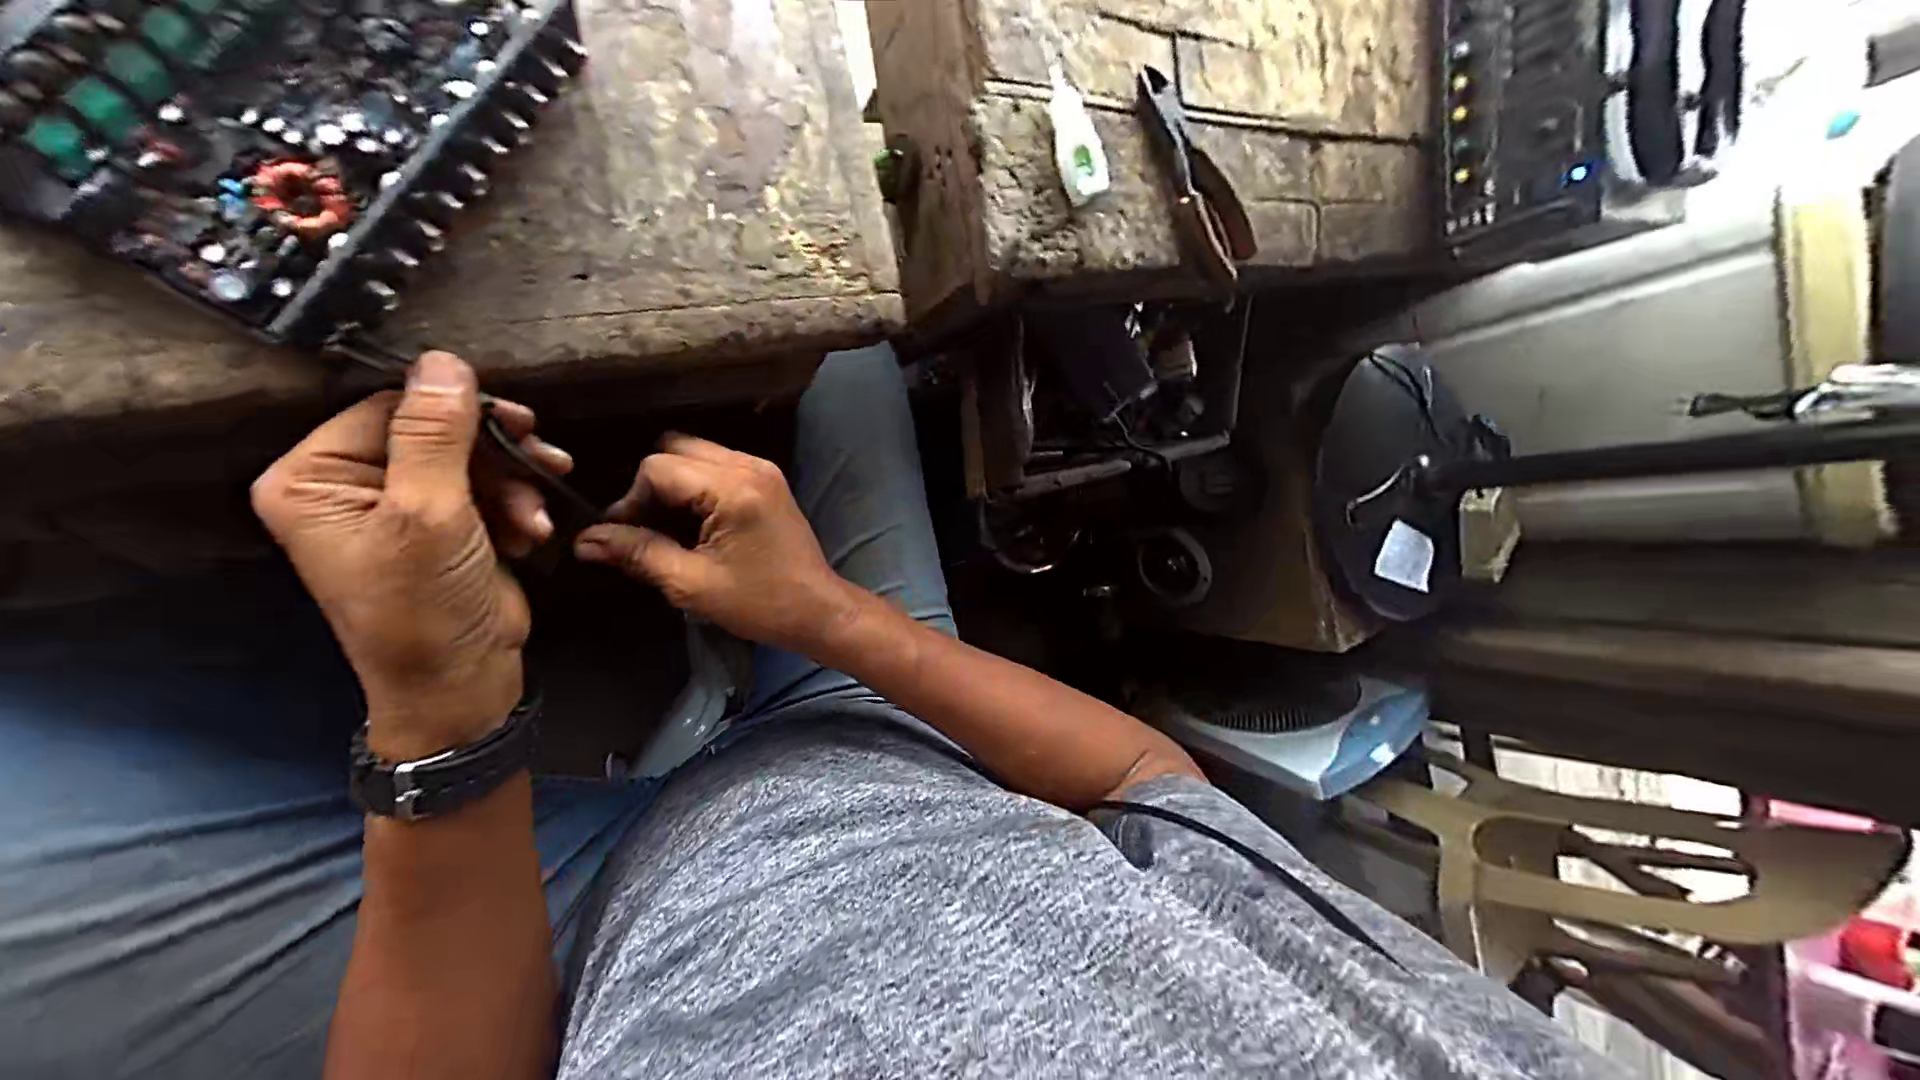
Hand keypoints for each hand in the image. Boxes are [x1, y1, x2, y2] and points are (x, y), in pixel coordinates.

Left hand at [251, 351, 574, 759]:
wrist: (461, 677)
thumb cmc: (425, 602)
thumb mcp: (430, 514)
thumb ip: (435, 436)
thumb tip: (445, 361)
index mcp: (315, 478)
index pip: (387, 410)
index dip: (455, 410)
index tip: (518, 421)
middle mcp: (355, 487)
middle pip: (438, 435)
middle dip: (498, 454)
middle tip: (545, 459)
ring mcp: (406, 509)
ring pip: (474, 464)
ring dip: (516, 485)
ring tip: (538, 516)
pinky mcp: (451, 529)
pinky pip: (491, 494)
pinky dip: (519, 509)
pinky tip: (533, 533)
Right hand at [573, 434, 859, 653]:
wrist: (818, 610)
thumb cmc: (760, 603)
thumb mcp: (692, 584)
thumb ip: (638, 554)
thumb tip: (585, 540)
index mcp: (734, 488)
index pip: (657, 468)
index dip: (630, 501)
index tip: (623, 538)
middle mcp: (750, 466)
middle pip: (675, 448)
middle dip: (650, 486)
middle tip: (644, 528)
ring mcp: (763, 470)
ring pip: (695, 453)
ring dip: (673, 484)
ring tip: (666, 527)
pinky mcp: (768, 480)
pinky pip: (717, 465)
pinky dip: (696, 485)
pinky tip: (692, 522)